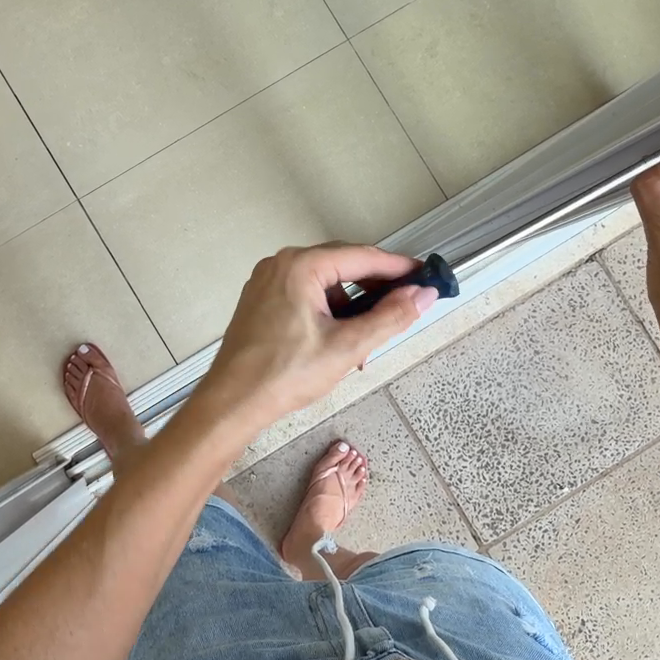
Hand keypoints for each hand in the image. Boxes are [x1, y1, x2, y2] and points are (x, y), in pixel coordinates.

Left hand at [194, 244, 435, 434]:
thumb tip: (423, 295)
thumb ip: (390, 317)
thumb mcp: (347, 347)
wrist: (233, 402)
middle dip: (375, 286)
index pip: (362, 256)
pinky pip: (305, 294)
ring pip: (324, 282)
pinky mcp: (261, 301)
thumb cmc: (283, 374)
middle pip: (342, 264)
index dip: (397, 267)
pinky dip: (328, 311)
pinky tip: (341, 340)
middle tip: (406, 303)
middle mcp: (280, 265)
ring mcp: (267, 282)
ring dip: (351, 304)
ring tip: (369, 337)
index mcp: (300, 266)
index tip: (425, 275)